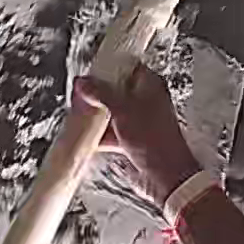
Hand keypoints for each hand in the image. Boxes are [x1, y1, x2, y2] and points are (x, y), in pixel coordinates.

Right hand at [75, 64, 201, 203]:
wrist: (164, 176)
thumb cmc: (154, 140)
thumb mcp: (122, 110)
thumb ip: (100, 93)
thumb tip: (83, 82)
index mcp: (150, 86)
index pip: (127, 66)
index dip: (109, 67)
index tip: (91, 69)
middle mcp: (145, 101)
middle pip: (116, 90)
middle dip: (97, 93)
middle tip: (80, 92)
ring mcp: (138, 121)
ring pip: (112, 111)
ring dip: (96, 114)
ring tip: (78, 112)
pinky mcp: (131, 139)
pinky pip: (110, 131)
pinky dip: (98, 133)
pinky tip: (84, 134)